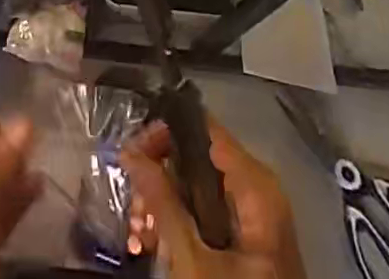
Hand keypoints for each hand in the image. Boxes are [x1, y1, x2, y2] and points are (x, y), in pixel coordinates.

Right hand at [121, 119, 306, 278]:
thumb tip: (129, 150)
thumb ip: (161, 201)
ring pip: (197, 187)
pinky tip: (152, 242)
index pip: (204, 129)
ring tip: (137, 231)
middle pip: (198, 158)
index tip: (131, 153)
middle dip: (159, 178)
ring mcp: (255, 215)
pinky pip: (207, 212)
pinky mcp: (247, 238)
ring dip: (162, 204)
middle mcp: (259, 189)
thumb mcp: (192, 259)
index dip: (164, 134)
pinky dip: (180, 222)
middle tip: (131, 203)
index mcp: (256, 186)